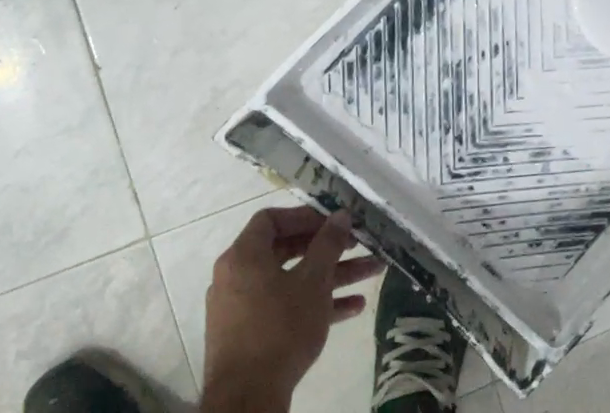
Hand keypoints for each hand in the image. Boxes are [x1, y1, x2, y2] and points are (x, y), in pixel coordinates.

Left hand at [201, 206, 385, 409]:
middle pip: (287, 250)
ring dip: (332, 276)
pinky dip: (316, 303)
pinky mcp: (251, 334)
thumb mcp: (313, 281)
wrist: (247, 397)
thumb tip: (340, 214)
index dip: (305, 215)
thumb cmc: (281, 327)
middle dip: (328, 248)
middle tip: (358, 244)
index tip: (334, 221)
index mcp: (244, 256)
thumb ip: (328, 243)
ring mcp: (243, 307)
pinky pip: (286, 307)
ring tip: (372, 272)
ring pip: (292, 280)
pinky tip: (353, 308)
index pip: (271, 219)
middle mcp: (237, 277)